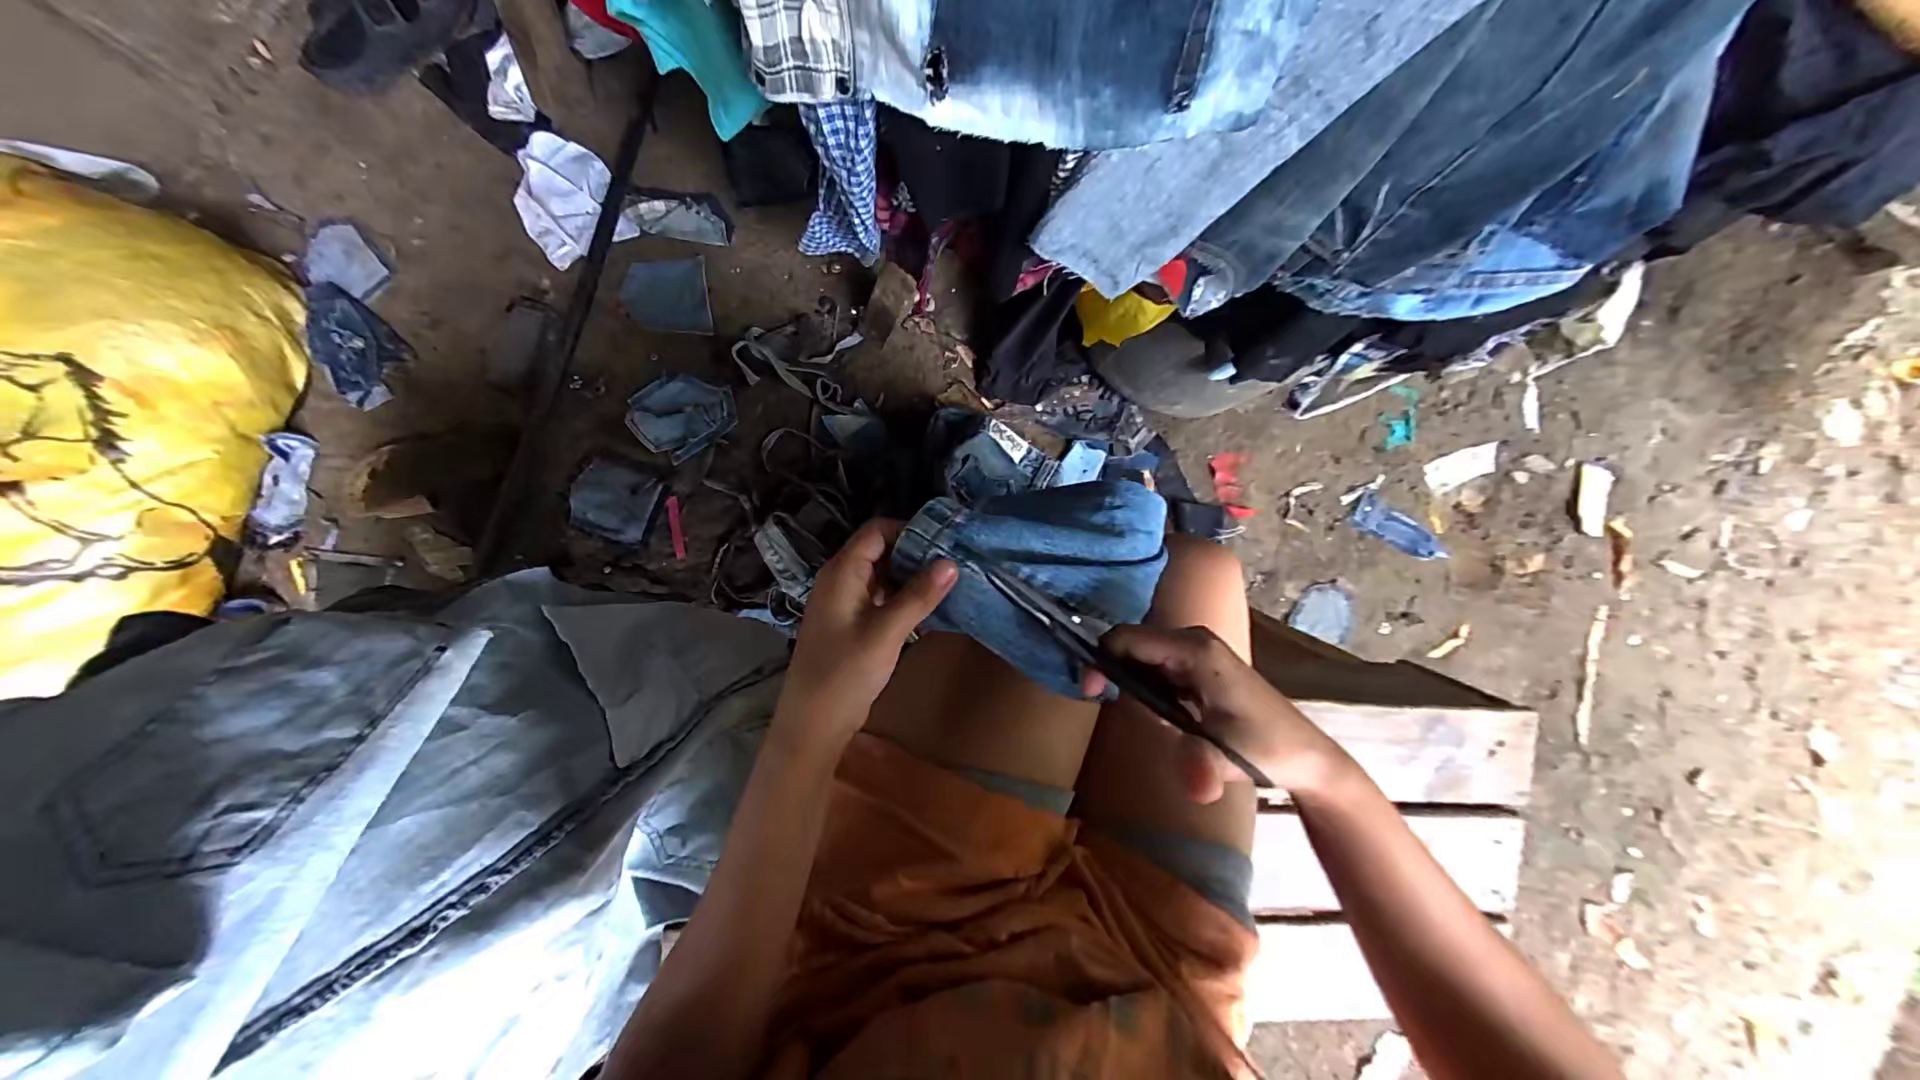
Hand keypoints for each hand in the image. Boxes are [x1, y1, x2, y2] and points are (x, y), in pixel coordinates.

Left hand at [776, 519, 956, 747]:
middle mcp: (840, 580)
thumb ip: (919, 596)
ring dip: (911, 577)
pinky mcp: (851, 624)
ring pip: (882, 576)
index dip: (910, 529)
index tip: (945, 541)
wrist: (813, 722)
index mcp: (842, 572)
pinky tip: (928, 608)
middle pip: (880, 550)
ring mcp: (844, 603)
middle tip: (954, 562)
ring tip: (948, 583)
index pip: (877, 531)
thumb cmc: (845, 673)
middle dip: (915, 553)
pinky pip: (880, 598)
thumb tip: (951, 563)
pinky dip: (902, 598)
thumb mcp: (887, 632)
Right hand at [1083, 625, 1349, 803]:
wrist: (1306, 755)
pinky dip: (1150, 688)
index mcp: (1195, 649)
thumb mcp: (1229, 758)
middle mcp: (1192, 640)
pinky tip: (1170, 717)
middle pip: (1131, 644)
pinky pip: (1157, 667)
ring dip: (1134, 685)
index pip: (1126, 637)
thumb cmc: (1267, 748)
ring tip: (1158, 720)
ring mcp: (1197, 650)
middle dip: (1116, 674)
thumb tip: (1196, 791)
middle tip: (1115, 708)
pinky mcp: (1199, 665)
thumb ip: (1201, 765)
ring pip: (1142, 656)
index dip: (1100, 659)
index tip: (1090, 692)